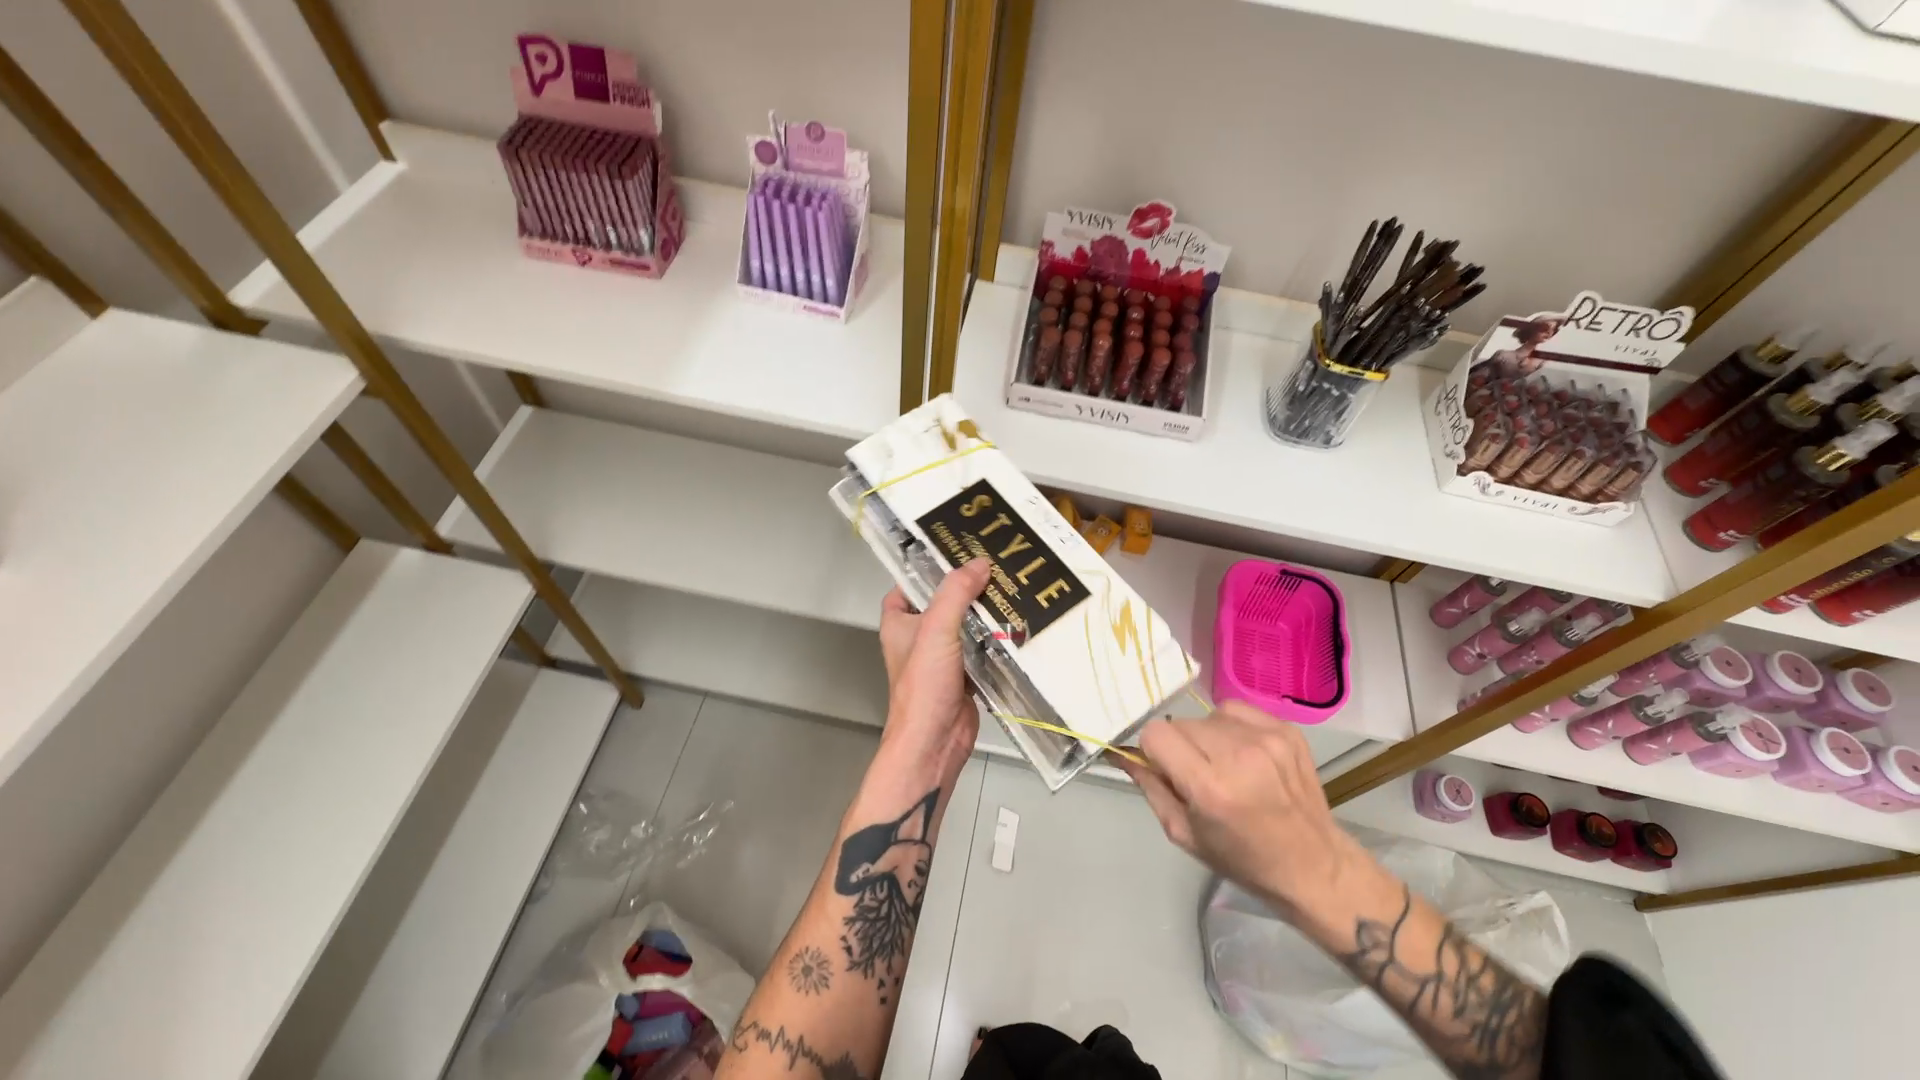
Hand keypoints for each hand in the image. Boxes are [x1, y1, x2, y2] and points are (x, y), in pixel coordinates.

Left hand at [876, 558, 991, 784]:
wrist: (934, 742)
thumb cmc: (923, 685)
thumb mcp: (936, 629)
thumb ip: (956, 593)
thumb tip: (979, 563)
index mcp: (899, 623)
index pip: (907, 585)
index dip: (926, 569)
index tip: (955, 551)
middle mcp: (918, 638)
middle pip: (943, 603)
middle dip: (967, 588)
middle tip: (996, 566)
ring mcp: (942, 658)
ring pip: (965, 626)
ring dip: (985, 614)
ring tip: (1012, 589)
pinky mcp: (964, 676)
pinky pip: (981, 650)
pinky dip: (995, 641)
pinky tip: (1017, 626)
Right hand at [1116, 702, 1368, 927]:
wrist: (1313, 865)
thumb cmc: (1242, 858)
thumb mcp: (1184, 833)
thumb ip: (1151, 788)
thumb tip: (1124, 755)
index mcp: (1210, 787)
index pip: (1156, 734)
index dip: (1153, 751)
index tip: (1164, 769)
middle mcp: (1239, 756)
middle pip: (1181, 723)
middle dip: (1180, 745)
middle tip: (1196, 773)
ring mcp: (1267, 739)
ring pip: (1208, 715)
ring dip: (1207, 736)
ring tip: (1224, 764)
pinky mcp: (1288, 730)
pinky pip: (1238, 711)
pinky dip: (1232, 727)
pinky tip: (1244, 754)